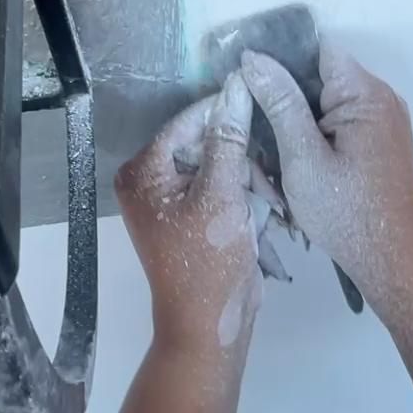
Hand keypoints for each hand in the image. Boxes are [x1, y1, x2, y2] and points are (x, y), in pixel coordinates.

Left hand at [114, 73, 264, 358]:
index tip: (262, 97)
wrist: (213, 326)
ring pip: (220, 161)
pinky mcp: (194, 211)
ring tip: (268, 199)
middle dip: (241, 157)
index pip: (187, 122)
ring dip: (248, 176)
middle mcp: (151, 178)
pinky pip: (221, 184)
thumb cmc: (209, 262)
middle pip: (205, 141)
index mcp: (144, 171)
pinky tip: (264, 206)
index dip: (224, 110)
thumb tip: (236, 86)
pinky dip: (244, 192)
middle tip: (266, 174)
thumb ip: (229, 139)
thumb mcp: (221, 195)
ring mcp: (172, 196)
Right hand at [240, 45, 412, 315]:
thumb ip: (279, 102)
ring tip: (267, 136)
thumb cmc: (346, 213)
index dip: (281, 56)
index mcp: (366, 93)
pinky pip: (340, 118)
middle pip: (322, 72)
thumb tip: (253, 57)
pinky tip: (293, 152)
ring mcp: (384, 119)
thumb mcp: (302, 157)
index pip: (318, 49)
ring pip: (328, 97)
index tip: (246, 74)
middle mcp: (381, 97)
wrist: (393, 263)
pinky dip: (315, 129)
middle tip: (249, 111)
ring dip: (298, 113)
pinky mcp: (380, 139)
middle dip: (286, 89)